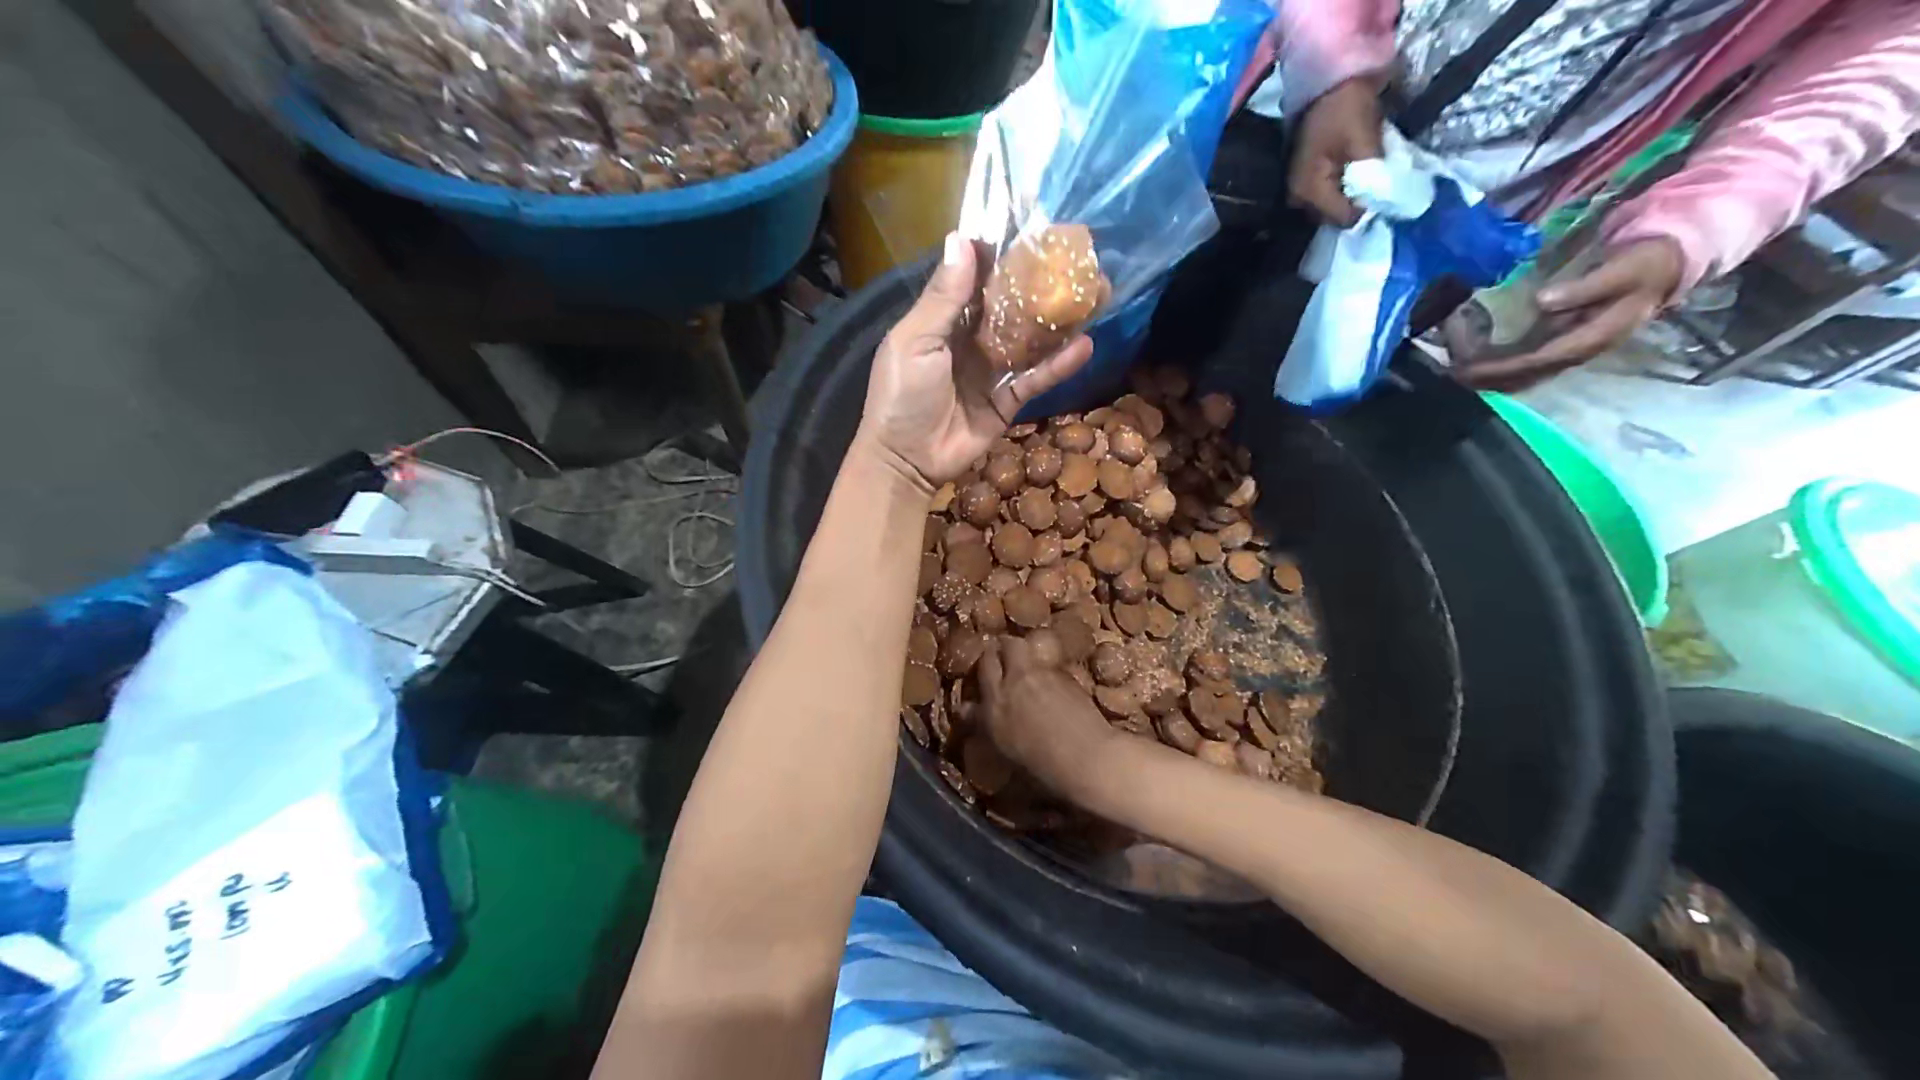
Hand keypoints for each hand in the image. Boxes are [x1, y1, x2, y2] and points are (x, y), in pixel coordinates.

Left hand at [856, 233, 1093, 489]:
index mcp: (944, 319)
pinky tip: (1085, 345)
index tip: (1038, 230)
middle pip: (1013, 306)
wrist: (906, 459)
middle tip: (1080, 260)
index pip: (978, 278)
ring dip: (1061, 319)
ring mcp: (993, 370)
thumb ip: (943, 297)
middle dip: (1043, 284)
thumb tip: (961, 238)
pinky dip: (1058, 364)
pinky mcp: (1008, 400)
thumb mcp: (915, 341)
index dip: (1004, 255)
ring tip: (1098, 294)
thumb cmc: (901, 395)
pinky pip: (1036, 378)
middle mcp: (972, 339)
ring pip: (1032, 339)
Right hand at [976, 636, 1117, 799]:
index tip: (989, 663)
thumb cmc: (1040, 764)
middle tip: (1007, 654)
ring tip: (1030, 663)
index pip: (984, 664)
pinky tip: (1052, 681)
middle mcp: (1016, 680)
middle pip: (1008, 644)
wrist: (1085, 757)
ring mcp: (1043, 674)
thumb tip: (965, 709)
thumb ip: (982, 721)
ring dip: (1027, 650)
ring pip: (1030, 647)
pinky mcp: (1067, 675)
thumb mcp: (1001, 745)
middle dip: (1006, 645)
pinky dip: (1047, 666)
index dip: (987, 660)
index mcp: (995, 700)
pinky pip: (1050, 663)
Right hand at [1289, 76, 1385, 227]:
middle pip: (1334, 217)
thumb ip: (1373, 177)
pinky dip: (1344, 187)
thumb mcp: (1364, 141)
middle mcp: (1298, 199)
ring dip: (1351, 195)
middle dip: (1357, 202)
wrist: (1326, 81)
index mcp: (1309, 192)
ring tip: (1370, 174)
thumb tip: (1384, 203)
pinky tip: (1356, 171)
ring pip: (1331, 207)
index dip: (1367, 208)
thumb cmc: (1345, 108)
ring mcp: (1298, 191)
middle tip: (1380, 181)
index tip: (1387, 190)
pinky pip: (1327, 196)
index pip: (1343, 219)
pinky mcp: (1304, 181)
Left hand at [1454, 238, 1683, 390]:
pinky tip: (1473, 361)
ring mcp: (1567, 353)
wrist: (1663, 269)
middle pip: (1525, 376)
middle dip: (1486, 376)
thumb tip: (1544, 301)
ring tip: (1454, 368)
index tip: (1469, 367)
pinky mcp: (1560, 348)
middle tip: (1450, 370)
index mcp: (1593, 338)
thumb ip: (1586, 287)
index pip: (1539, 360)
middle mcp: (1577, 353)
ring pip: (1522, 376)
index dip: (1502, 367)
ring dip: (1488, 375)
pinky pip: (1524, 366)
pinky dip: (1497, 367)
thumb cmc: (1643, 267)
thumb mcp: (1623, 271)